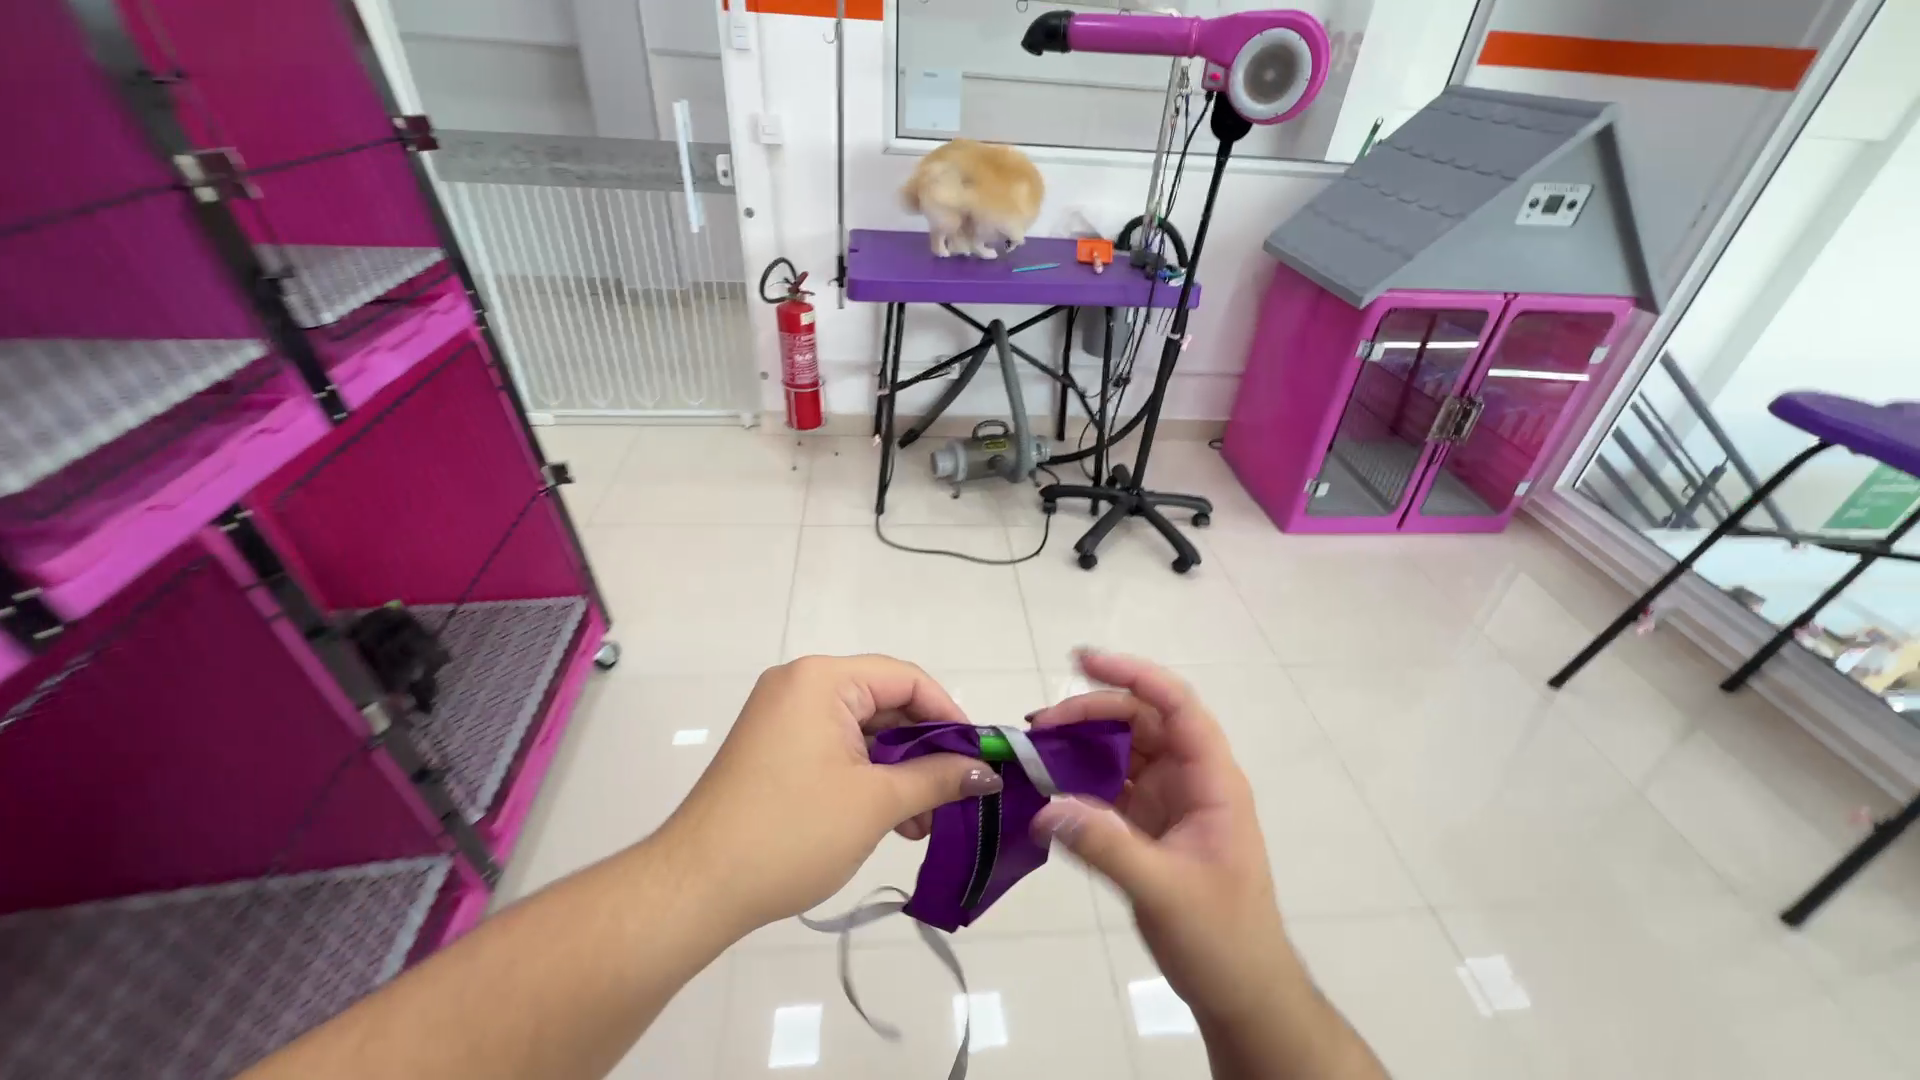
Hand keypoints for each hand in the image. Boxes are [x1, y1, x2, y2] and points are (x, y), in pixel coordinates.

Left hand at [663, 655, 1002, 930]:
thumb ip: (938, 778)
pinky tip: (892, 820)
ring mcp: (783, 718)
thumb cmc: (792, 832)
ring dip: (900, 771)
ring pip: (864, 732)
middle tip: (957, 794)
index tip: (980, 756)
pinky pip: (837, 750)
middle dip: (925, 751)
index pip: (905, 679)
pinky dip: (868, 778)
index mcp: (822, 679)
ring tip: (922, 823)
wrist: (696, 888)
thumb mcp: (876, 803)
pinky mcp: (775, 750)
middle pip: (885, 704)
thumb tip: (986, 771)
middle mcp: (800, 686)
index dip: (949, 715)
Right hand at [1028, 651, 1296, 1026]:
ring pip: (1123, 752)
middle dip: (1091, 713)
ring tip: (1035, 748)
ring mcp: (1170, 802)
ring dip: (1082, 745)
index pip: (1176, 705)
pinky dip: (1080, 781)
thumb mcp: (1164, 891)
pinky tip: (1047, 787)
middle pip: (1142, 723)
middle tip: (1039, 725)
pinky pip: (1111, 787)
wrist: (1242, 994)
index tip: (1082, 661)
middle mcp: (1191, 780)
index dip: (1133, 674)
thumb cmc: (1222, 939)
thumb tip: (1044, 808)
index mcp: (1212, 780)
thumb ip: (1105, 846)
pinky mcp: (1150, 827)